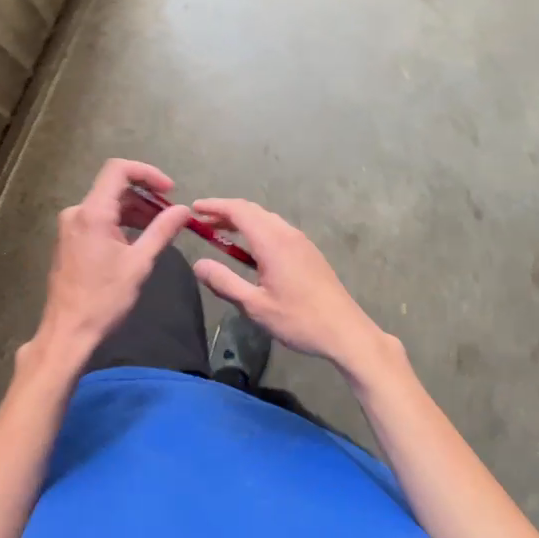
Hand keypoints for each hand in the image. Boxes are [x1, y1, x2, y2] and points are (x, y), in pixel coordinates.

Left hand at [36, 159, 191, 353]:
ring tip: (159, 228)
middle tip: (170, 214)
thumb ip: (162, 230)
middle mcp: (76, 212)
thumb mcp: (139, 263)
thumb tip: (184, 210)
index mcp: (92, 212)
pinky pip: (97, 219)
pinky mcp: (69, 241)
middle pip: (113, 187)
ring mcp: (70, 226)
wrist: (67, 332)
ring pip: (106, 204)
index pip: (118, 169)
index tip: (170, 190)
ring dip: (134, 210)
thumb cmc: (104, 298)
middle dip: (145, 196)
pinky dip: (119, 222)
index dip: (147, 173)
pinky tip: (137, 240)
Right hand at [190, 199, 391, 372]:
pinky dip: (256, 229)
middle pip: (252, 210)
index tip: (193, 209)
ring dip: (242, 220)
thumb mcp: (255, 306)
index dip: (214, 206)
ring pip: (266, 219)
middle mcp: (287, 233)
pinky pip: (277, 229)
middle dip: (225, 211)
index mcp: (272, 242)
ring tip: (221, 233)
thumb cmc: (299, 320)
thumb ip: (225, 282)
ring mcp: (301, 241)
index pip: (238, 210)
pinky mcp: (308, 252)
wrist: (345, 331)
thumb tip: (198, 264)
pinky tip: (250, 249)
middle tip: (202, 222)